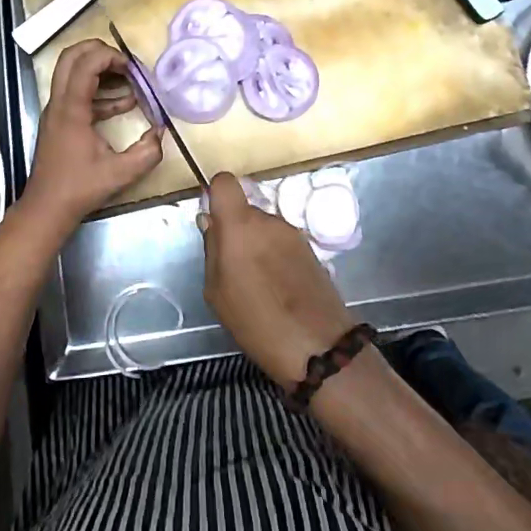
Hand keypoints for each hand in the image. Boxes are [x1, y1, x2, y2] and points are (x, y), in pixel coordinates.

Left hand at [22, 40, 163, 222]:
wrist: (48, 206)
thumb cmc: (80, 189)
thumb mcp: (121, 173)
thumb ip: (147, 152)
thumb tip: (160, 132)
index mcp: (70, 109)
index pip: (85, 64)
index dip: (110, 57)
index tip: (133, 69)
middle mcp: (59, 103)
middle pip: (71, 56)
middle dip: (99, 51)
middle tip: (126, 63)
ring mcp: (56, 110)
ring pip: (72, 72)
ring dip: (100, 70)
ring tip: (130, 81)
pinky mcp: (59, 120)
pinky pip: (77, 92)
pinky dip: (99, 90)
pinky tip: (124, 104)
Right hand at [202, 173, 354, 385]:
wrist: (318, 348)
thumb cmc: (255, 320)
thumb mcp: (216, 290)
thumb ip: (212, 249)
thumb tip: (211, 223)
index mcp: (240, 225)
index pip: (226, 182)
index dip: (216, 194)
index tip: (213, 220)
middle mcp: (269, 220)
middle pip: (245, 210)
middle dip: (235, 229)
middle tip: (232, 265)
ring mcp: (293, 234)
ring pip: (264, 228)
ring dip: (256, 245)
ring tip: (256, 282)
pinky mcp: (311, 251)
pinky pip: (281, 243)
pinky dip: (274, 256)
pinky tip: (276, 288)